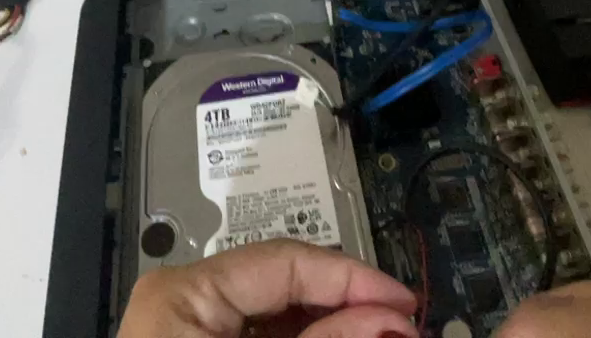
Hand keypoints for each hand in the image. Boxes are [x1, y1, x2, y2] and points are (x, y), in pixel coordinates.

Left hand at [117, 240, 417, 337]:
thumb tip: (388, 318)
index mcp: (186, 293)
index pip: (285, 260)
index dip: (351, 276)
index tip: (405, 302)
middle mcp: (185, 299)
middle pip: (282, 283)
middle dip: (346, 305)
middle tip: (403, 325)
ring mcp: (192, 329)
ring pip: (278, 315)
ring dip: (331, 327)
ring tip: (382, 336)